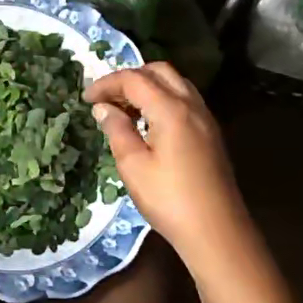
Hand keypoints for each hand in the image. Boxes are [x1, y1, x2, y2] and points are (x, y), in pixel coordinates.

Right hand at [85, 64, 253, 258]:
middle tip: (107, 98)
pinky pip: (185, 100)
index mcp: (171, 109)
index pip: (134, 79)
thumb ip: (117, 130)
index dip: (107, 83)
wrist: (216, 230)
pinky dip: (163, 100)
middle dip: (130, 78)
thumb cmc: (169, 200)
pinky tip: (149, 124)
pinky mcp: (211, 133)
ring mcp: (205, 118)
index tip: (86, 98)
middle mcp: (192, 105)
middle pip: (159, 71)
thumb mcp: (133, 166)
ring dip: (148, 87)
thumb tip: (104, 108)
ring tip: (125, 110)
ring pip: (175, 84)